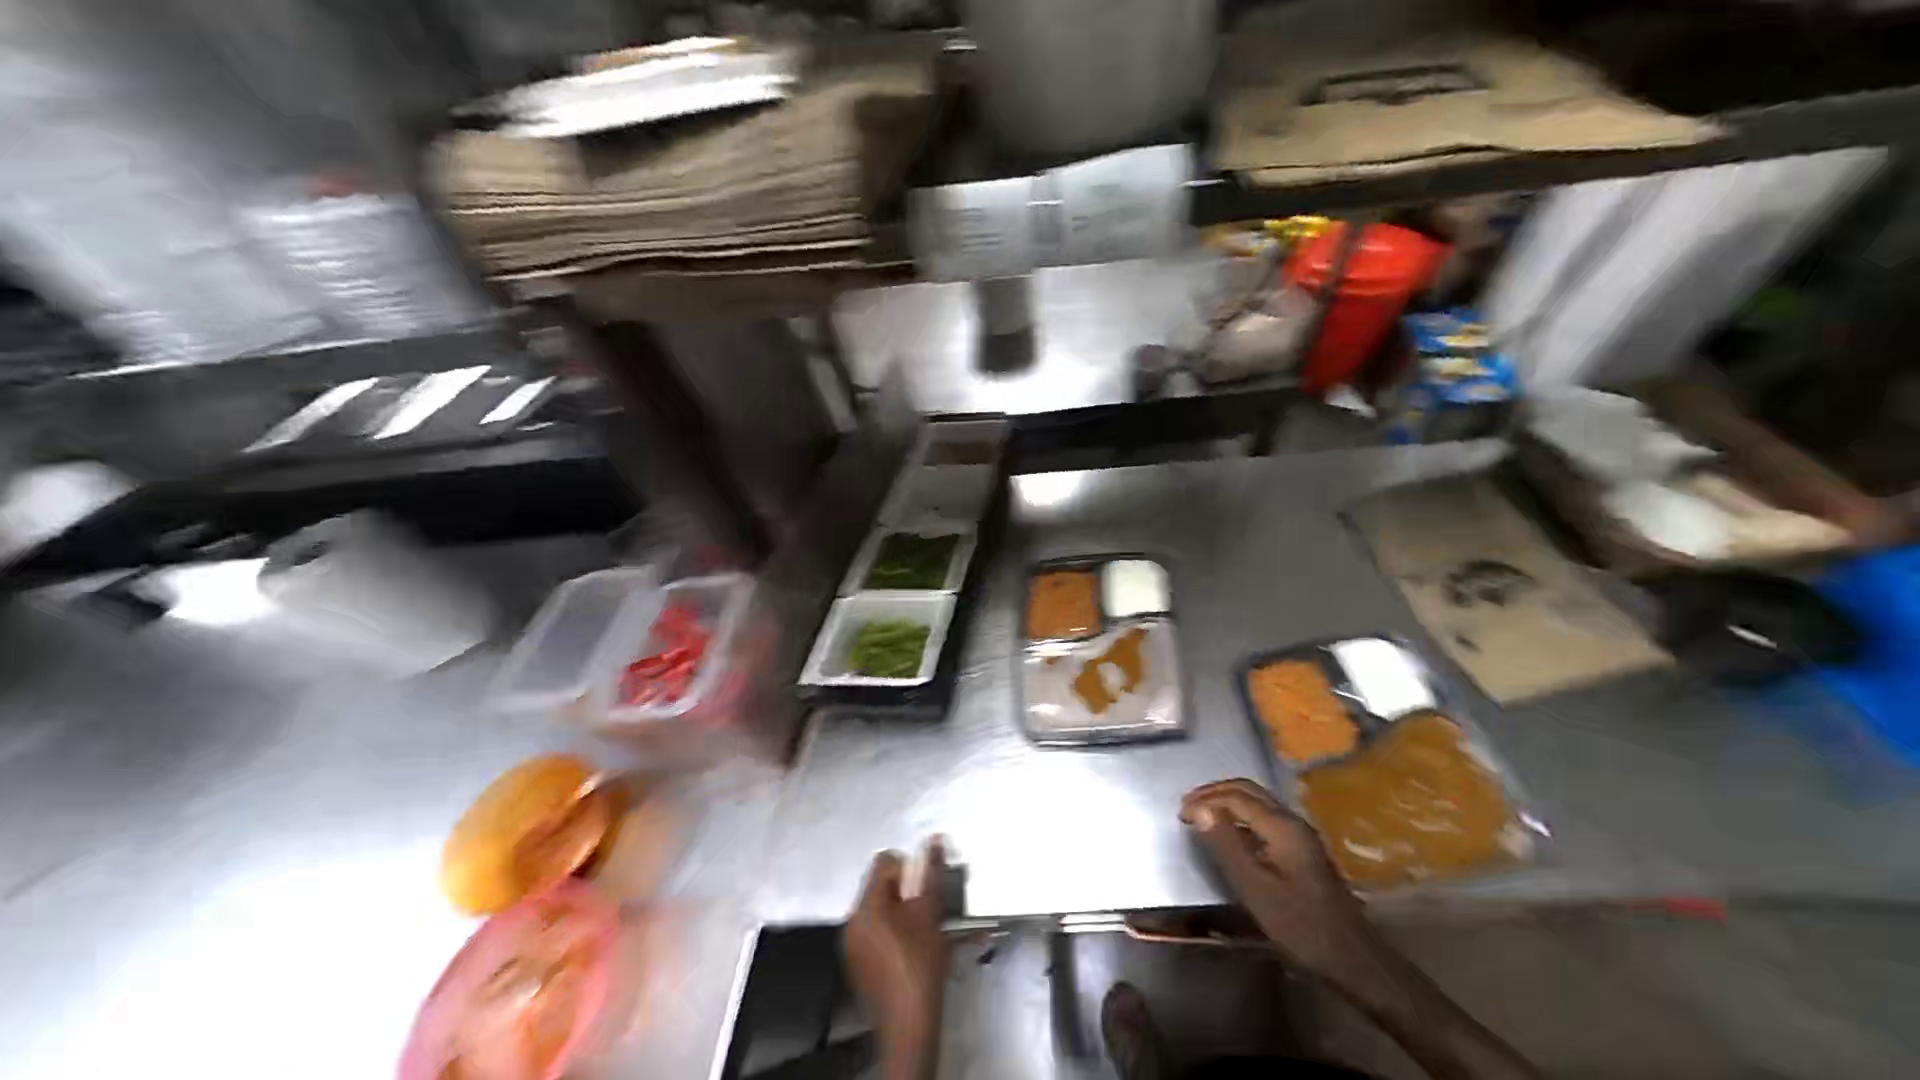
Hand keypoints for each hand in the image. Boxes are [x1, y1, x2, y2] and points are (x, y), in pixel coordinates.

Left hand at [845, 838, 948, 1079]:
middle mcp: (852, 922)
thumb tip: (933, 840)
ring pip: (879, 910)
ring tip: (923, 930)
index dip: (908, 868)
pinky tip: (911, 949)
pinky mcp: (858, 964)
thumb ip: (932, 873)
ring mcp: (851, 945)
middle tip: (927, 910)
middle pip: (880, 886)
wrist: (910, 1025)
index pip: (884, 862)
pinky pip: (875, 933)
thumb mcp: (931, 914)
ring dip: (901, 911)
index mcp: (866, 906)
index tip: (924, 888)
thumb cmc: (921, 966)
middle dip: (906, 891)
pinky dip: (893, 932)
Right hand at [1183, 782, 1544, 1079]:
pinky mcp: (1304, 851)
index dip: (1205, 799)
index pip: (1236, 797)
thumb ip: (1226, 844)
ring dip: (1229, 803)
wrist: (1352, 958)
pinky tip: (1231, 835)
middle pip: (1249, 791)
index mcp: (1281, 826)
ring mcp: (1301, 836)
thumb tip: (1200, 808)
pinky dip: (1242, 817)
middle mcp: (1293, 821)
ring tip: (1204, 817)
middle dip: (1216, 793)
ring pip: (1259, 803)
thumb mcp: (1254, 887)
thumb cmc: (1299, 924)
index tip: (1180, 813)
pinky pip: (1266, 819)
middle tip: (1189, 806)